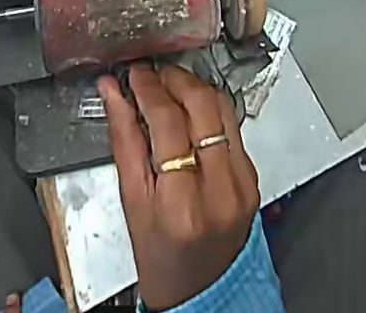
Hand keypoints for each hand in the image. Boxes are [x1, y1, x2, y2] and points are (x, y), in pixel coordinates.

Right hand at [98, 64, 259, 310]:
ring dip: (192, 86)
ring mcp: (242, 181)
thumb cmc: (160, 256)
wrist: (200, 291)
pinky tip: (188, 107)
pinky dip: (207, 108)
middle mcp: (220, 189)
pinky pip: (231, 124)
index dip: (149, 89)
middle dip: (173, 79)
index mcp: (182, 204)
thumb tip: (112, 90)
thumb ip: (123, 138)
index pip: (168, 122)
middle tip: (151, 74)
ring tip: (167, 84)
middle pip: (202, 105)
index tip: (134, 74)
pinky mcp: (252, 175)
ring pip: (221, 106)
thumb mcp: (131, 201)